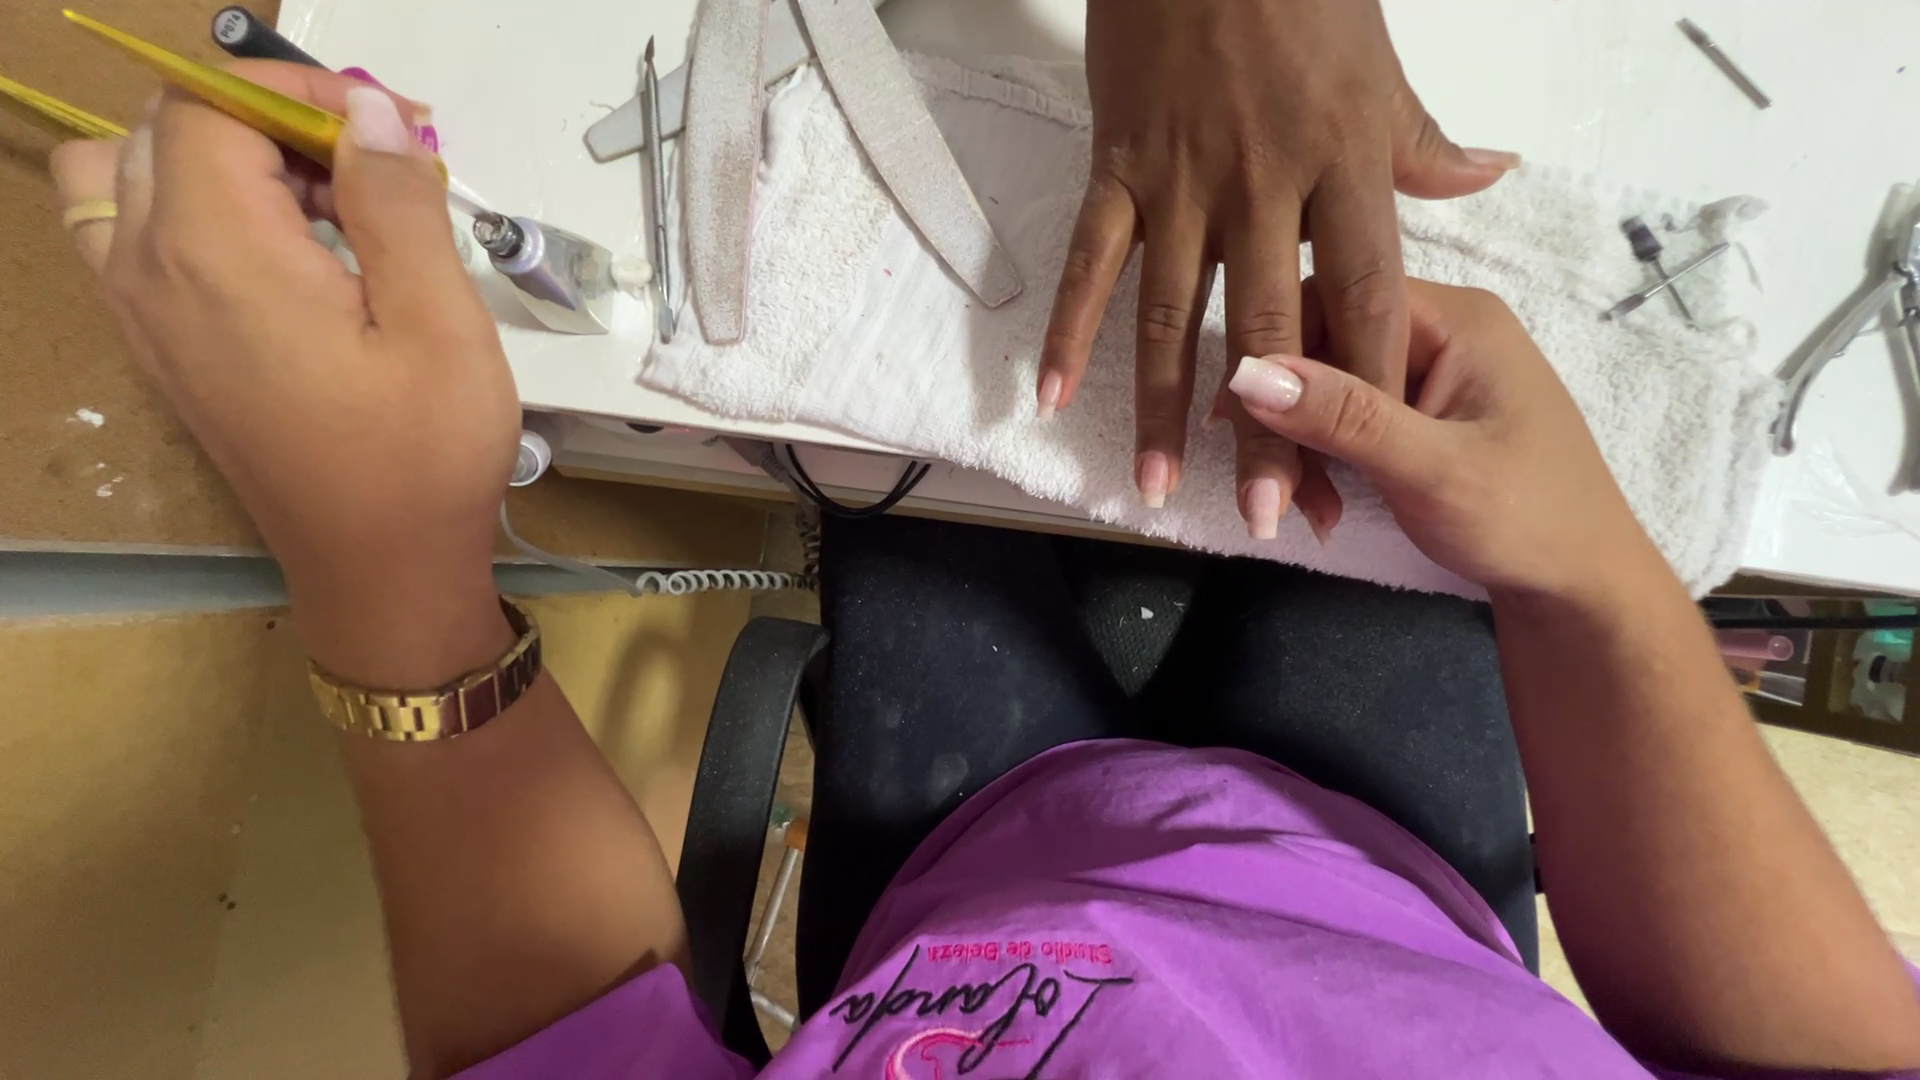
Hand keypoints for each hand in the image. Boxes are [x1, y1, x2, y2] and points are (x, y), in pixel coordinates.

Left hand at [49, 64, 518, 686]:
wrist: (384, 562)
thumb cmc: (428, 452)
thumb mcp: (444, 327)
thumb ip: (401, 210)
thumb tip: (373, 113)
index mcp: (220, 253)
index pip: (210, 107)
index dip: (300, 96)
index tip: (394, 132)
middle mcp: (150, 271)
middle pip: (168, 134)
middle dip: (276, 129)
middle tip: (382, 179)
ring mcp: (144, 316)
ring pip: (132, 181)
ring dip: (226, 168)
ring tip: (326, 216)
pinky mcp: (163, 353)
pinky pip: (136, 241)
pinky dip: (201, 217)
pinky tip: (290, 268)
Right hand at [1043, 0, 1517, 538]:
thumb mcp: (1379, 64)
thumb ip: (1418, 141)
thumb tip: (1481, 181)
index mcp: (1344, 162)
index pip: (1364, 299)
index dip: (1365, 390)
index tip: (1363, 469)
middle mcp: (1265, 186)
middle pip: (1268, 333)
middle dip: (1269, 435)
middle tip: (1268, 517)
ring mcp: (1182, 183)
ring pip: (1173, 318)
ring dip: (1163, 411)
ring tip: (1159, 486)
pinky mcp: (1117, 172)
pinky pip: (1090, 265)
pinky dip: (1068, 332)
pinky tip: (1051, 396)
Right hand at [1227, 280, 1655, 598]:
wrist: (1573, 585)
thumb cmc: (1522, 520)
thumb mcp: (1429, 469)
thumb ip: (1342, 417)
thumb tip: (1246, 372)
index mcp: (1454, 319)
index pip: (1334, 296)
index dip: (1278, 350)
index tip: (1235, 417)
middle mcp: (1436, 330)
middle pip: (1321, 343)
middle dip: (1286, 413)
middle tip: (1270, 479)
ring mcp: (1424, 372)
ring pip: (1323, 386)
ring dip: (1297, 446)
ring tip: (1299, 504)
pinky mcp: (1410, 411)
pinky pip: (1338, 417)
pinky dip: (1317, 460)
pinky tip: (1317, 499)